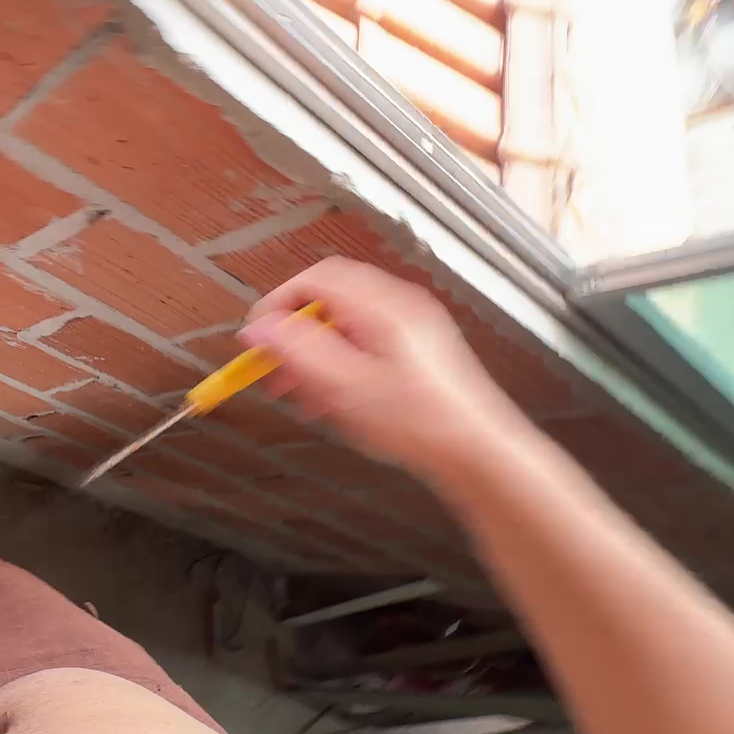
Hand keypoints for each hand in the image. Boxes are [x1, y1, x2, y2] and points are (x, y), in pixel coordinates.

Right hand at [238, 257, 534, 487]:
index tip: (257, 337)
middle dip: (292, 336)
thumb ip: (296, 351)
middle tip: (272, 369)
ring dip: (311, 355)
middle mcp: (397, 307)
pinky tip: (327, 399)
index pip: (315, 280)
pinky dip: (335, 365)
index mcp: (382, 307)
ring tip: (298, 392)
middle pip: (326, 302)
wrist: (475, 452)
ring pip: (340, 326)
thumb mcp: (343, 386)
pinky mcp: (411, 350)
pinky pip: (360, 344)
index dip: (277, 304)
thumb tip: (257, 327)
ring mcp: (407, 327)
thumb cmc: (420, 422)